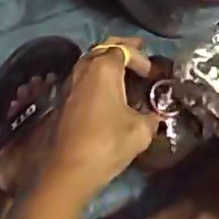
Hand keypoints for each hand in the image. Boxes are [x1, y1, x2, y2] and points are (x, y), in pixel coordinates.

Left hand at [38, 37, 158, 200]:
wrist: (67, 172)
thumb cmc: (106, 143)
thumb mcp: (140, 132)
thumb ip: (151, 118)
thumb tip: (156, 116)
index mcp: (105, 68)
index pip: (126, 50)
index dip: (141, 59)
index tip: (151, 74)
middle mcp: (85, 68)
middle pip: (104, 46)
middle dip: (122, 46)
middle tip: (137, 49)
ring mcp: (70, 82)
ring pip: (90, 59)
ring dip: (106, 59)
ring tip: (121, 68)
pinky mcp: (62, 99)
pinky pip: (82, 75)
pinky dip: (95, 74)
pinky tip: (104, 88)